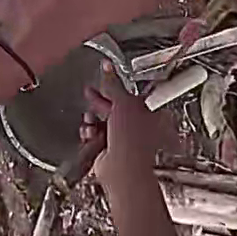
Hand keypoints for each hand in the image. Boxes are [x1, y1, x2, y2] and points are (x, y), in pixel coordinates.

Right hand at [80, 60, 165, 186]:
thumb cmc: (132, 140)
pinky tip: (88, 131)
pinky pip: (97, 135)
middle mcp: (139, 126)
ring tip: (88, 118)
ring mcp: (125, 139)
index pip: (131, 93)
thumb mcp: (122, 103)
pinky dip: (90, 132)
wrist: (123, 170)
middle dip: (100, 100)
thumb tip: (107, 66)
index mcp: (148, 112)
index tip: (104, 77)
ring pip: (104, 121)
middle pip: (116, 107)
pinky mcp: (111, 150)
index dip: (117, 85)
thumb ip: (113, 83)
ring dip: (93, 118)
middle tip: (89, 92)